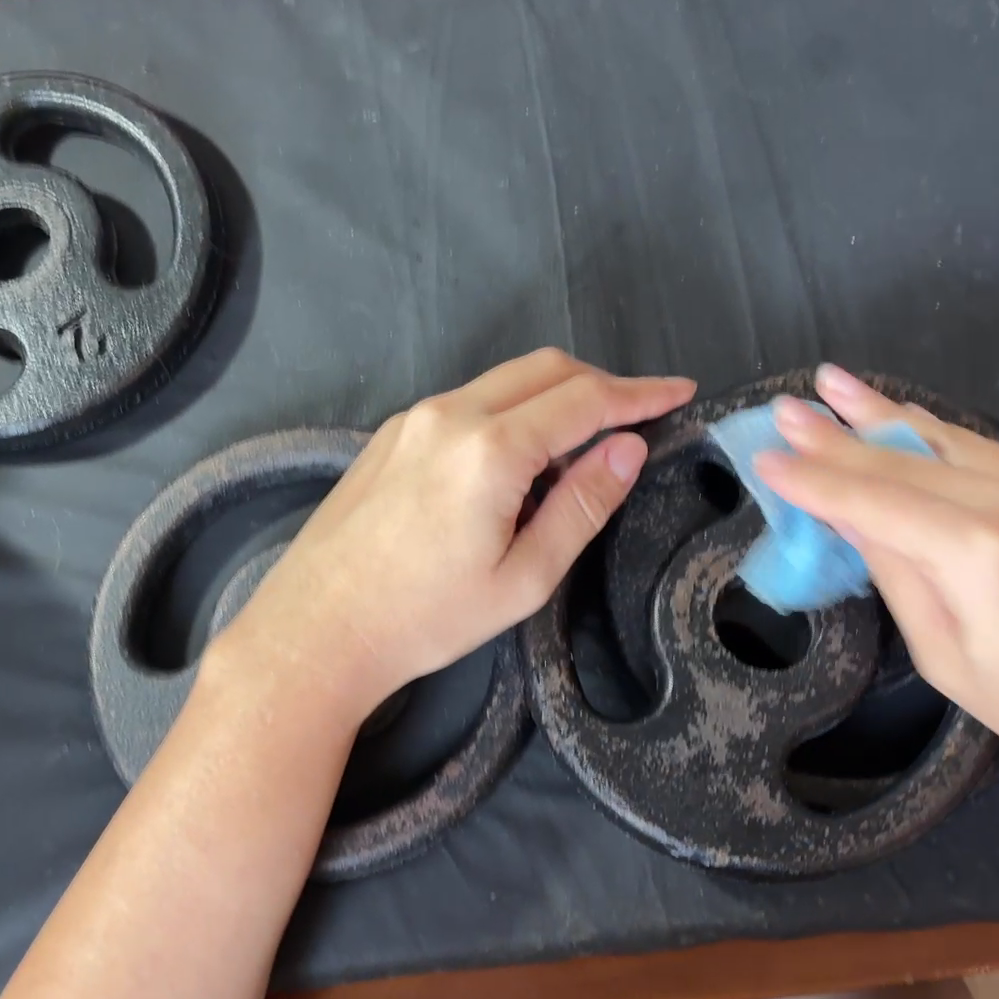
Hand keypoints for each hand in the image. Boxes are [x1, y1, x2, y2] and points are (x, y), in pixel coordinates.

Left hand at [218, 349, 695, 719]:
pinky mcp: (390, 434)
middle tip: (637, 418)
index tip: (680, 391)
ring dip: (553, 396)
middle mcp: (449, 413)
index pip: (584, 399)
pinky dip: (509, 411)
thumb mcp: (522, 578)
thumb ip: (581, 506)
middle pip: (544, 369)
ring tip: (582, 443)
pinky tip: (516, 458)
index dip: (640, 393)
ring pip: (503, 381)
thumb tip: (628, 448)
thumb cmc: (425, 619)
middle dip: (600, 384)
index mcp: (490, 448)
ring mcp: (413, 418)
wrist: (317, 629)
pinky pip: (467, 402)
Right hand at [754, 364, 998, 824]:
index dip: (812, 477)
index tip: (764, 456)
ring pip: (955, 441)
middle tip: (785, 408)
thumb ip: (899, 576)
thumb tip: (849, 518)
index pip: (871, 499)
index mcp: (981, 554)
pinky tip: (912, 428)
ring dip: (888, 415)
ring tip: (837, 384)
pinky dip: (943, 441)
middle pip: (906, 459)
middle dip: (838, 434)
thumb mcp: (954, 661)